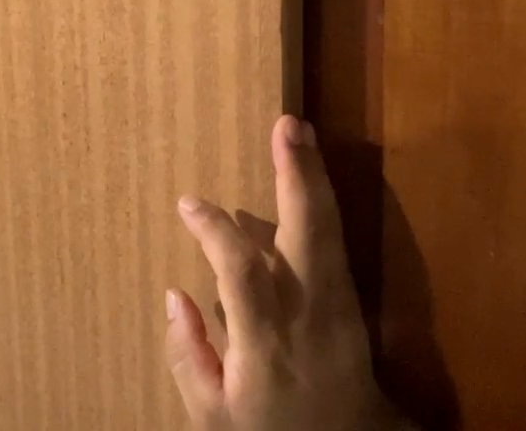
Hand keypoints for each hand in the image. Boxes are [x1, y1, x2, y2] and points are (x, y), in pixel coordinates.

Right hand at [166, 116, 414, 430]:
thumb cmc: (272, 430)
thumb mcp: (215, 417)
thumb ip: (188, 356)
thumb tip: (174, 293)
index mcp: (266, 342)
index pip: (239, 271)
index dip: (214, 230)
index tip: (189, 202)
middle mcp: (307, 311)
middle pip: (307, 232)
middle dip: (296, 174)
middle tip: (287, 125)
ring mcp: (338, 300)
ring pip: (328, 227)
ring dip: (314, 174)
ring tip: (299, 130)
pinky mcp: (351, 296)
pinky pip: (334, 238)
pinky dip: (320, 198)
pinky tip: (307, 170)